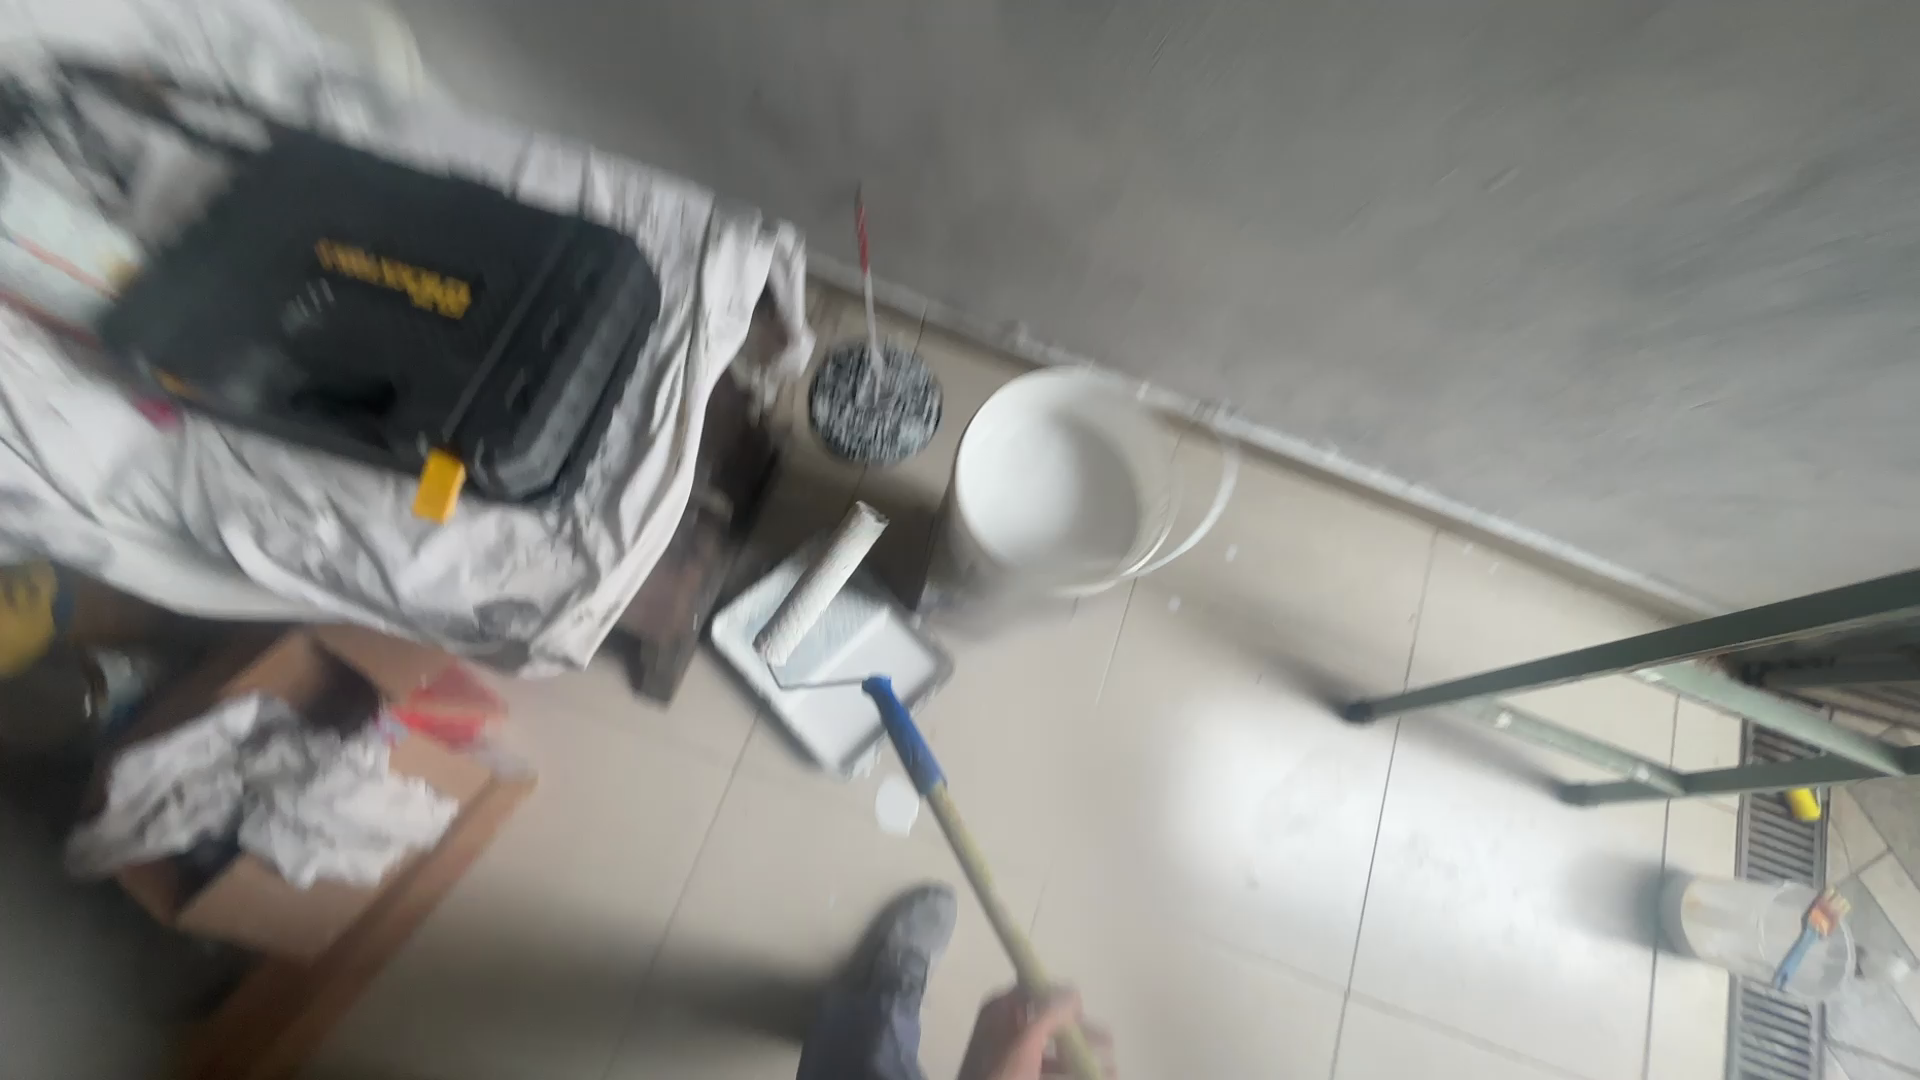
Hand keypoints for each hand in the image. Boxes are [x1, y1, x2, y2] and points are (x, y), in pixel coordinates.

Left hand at [957, 987, 1116, 1079]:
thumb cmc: (999, 1076)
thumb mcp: (1025, 1043)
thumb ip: (1048, 1014)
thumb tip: (1072, 990)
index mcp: (1002, 1011)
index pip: (1033, 988)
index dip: (1058, 995)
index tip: (1082, 1008)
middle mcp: (1009, 1030)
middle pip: (1051, 1022)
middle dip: (1080, 1033)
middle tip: (1107, 1042)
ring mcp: (1017, 1058)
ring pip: (1056, 1052)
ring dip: (1082, 1058)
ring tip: (1111, 1070)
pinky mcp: (1023, 1078)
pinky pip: (1052, 1073)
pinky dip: (1073, 1074)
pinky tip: (1097, 1077)